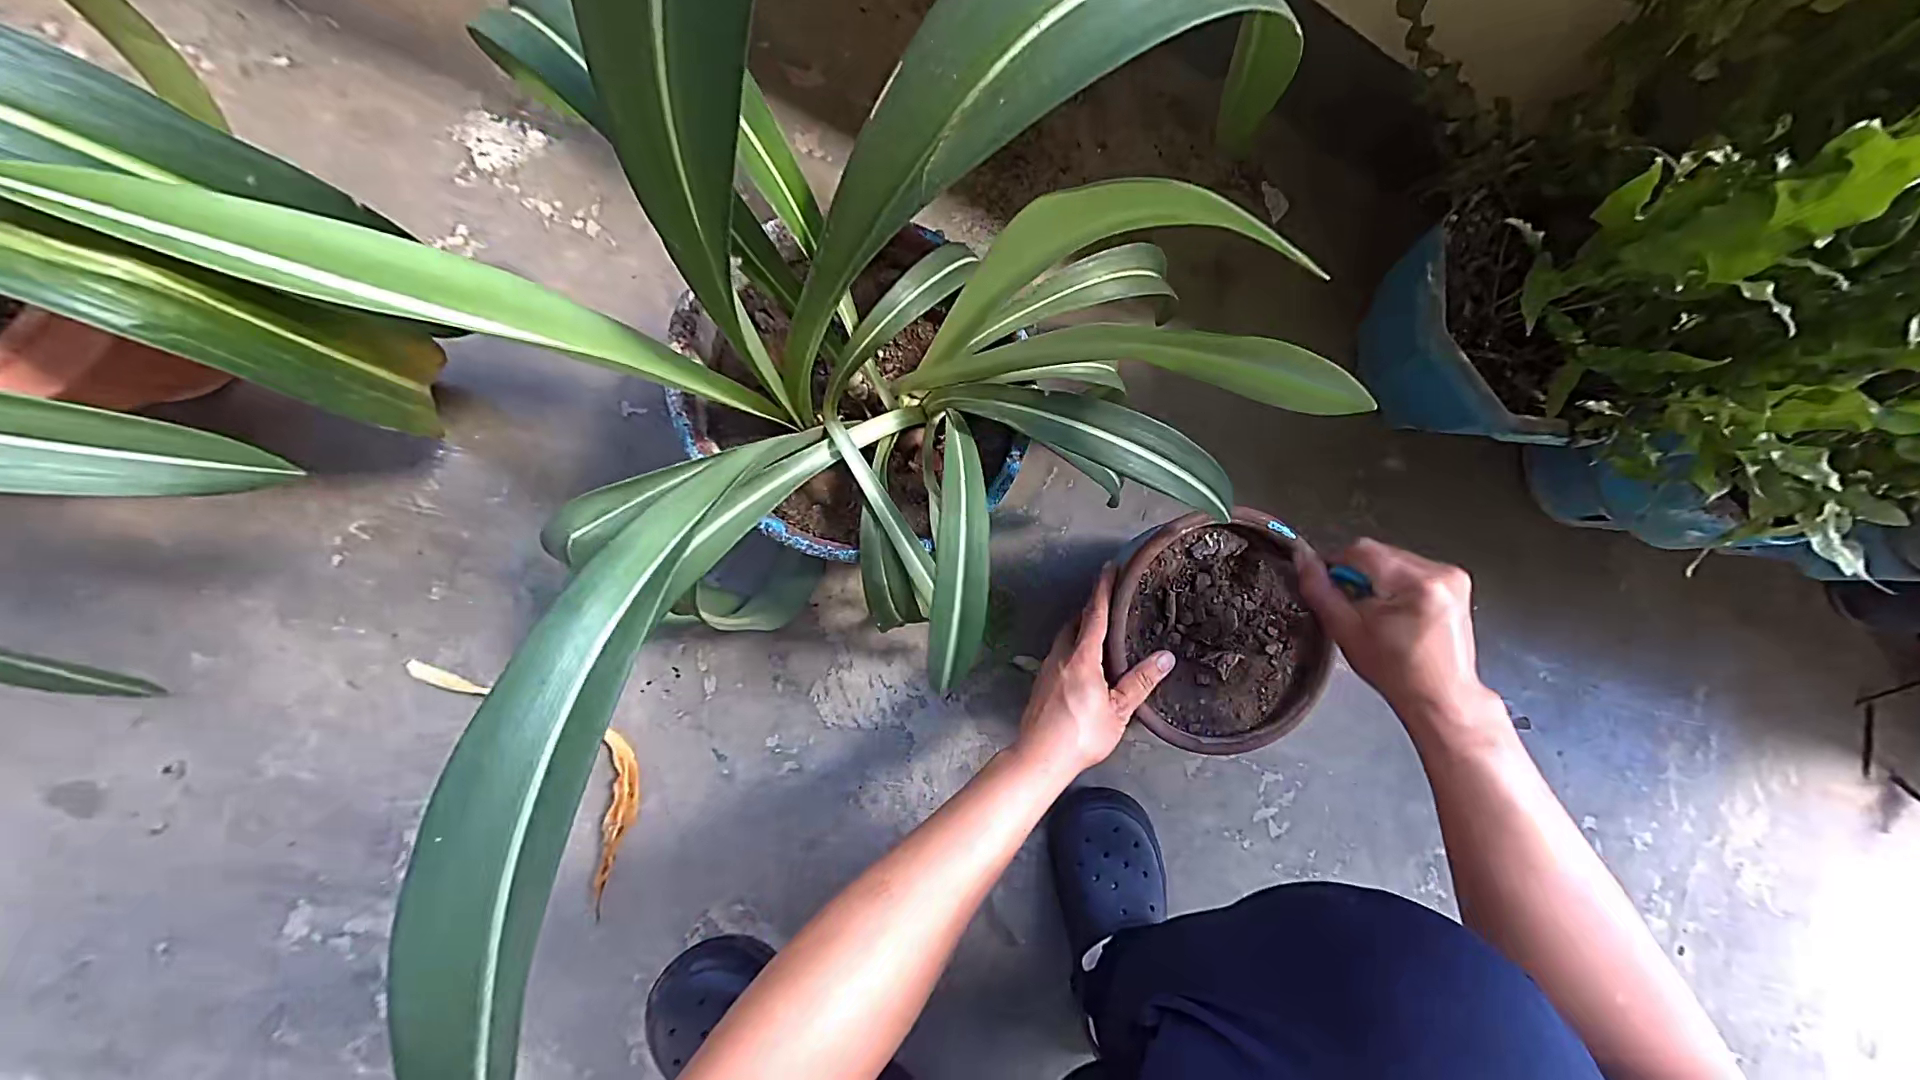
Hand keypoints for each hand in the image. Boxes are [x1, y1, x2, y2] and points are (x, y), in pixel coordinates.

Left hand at [1015, 564, 1175, 777]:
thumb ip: (1140, 681)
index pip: (1095, 614)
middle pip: (1076, 621)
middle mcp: (1061, 657)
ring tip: (1096, 628)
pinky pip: (1058, 654)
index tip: (1108, 569)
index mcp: (1082, 657)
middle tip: (1106, 598)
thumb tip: (1163, 658)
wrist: (1040, 756)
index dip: (1103, 589)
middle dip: (1091, 607)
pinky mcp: (1040, 682)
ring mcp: (1047, 668)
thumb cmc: (1079, 736)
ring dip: (1079, 628)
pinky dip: (1071, 647)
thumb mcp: (1119, 710)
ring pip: (1064, 637)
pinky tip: (1079, 661)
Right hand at [1294, 539, 1505, 736]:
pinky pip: (1409, 569)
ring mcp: (1452, 577)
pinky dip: (1393, 585)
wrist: (1438, 695)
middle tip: (1356, 609)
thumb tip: (1303, 559)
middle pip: (1377, 553)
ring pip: (1391, 559)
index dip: (1335, 565)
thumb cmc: (1398, 671)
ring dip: (1375, 580)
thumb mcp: (1344, 629)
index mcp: (1417, 584)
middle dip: (1358, 576)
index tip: (1330, 588)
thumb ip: (1318, 589)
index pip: (1360, 550)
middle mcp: (1441, 574)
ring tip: (1378, 614)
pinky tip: (1394, 613)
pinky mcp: (1455, 583)